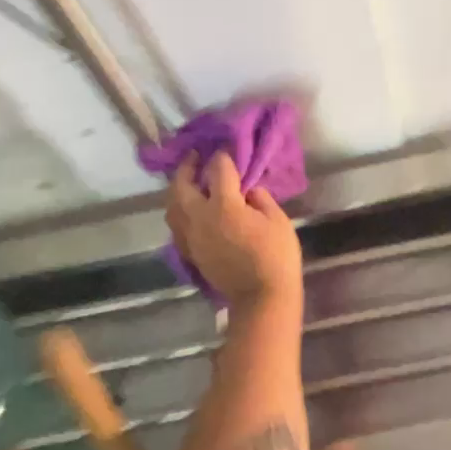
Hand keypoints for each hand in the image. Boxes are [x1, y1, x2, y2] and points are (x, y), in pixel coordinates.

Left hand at [166, 152, 301, 304]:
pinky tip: (190, 212)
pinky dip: (180, 214)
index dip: (223, 157)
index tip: (228, 151)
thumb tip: (247, 190)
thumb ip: (260, 198)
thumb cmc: (277, 257)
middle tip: (195, 159)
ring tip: (189, 184)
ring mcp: (190, 237)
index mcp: (223, 205)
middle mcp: (199, 217)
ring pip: (172, 207)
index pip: (218, 169)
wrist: (262, 298)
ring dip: (178, 191)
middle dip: (187, 168)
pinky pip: (176, 227)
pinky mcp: (190, 253)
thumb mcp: (278, 220)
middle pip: (181, 185)